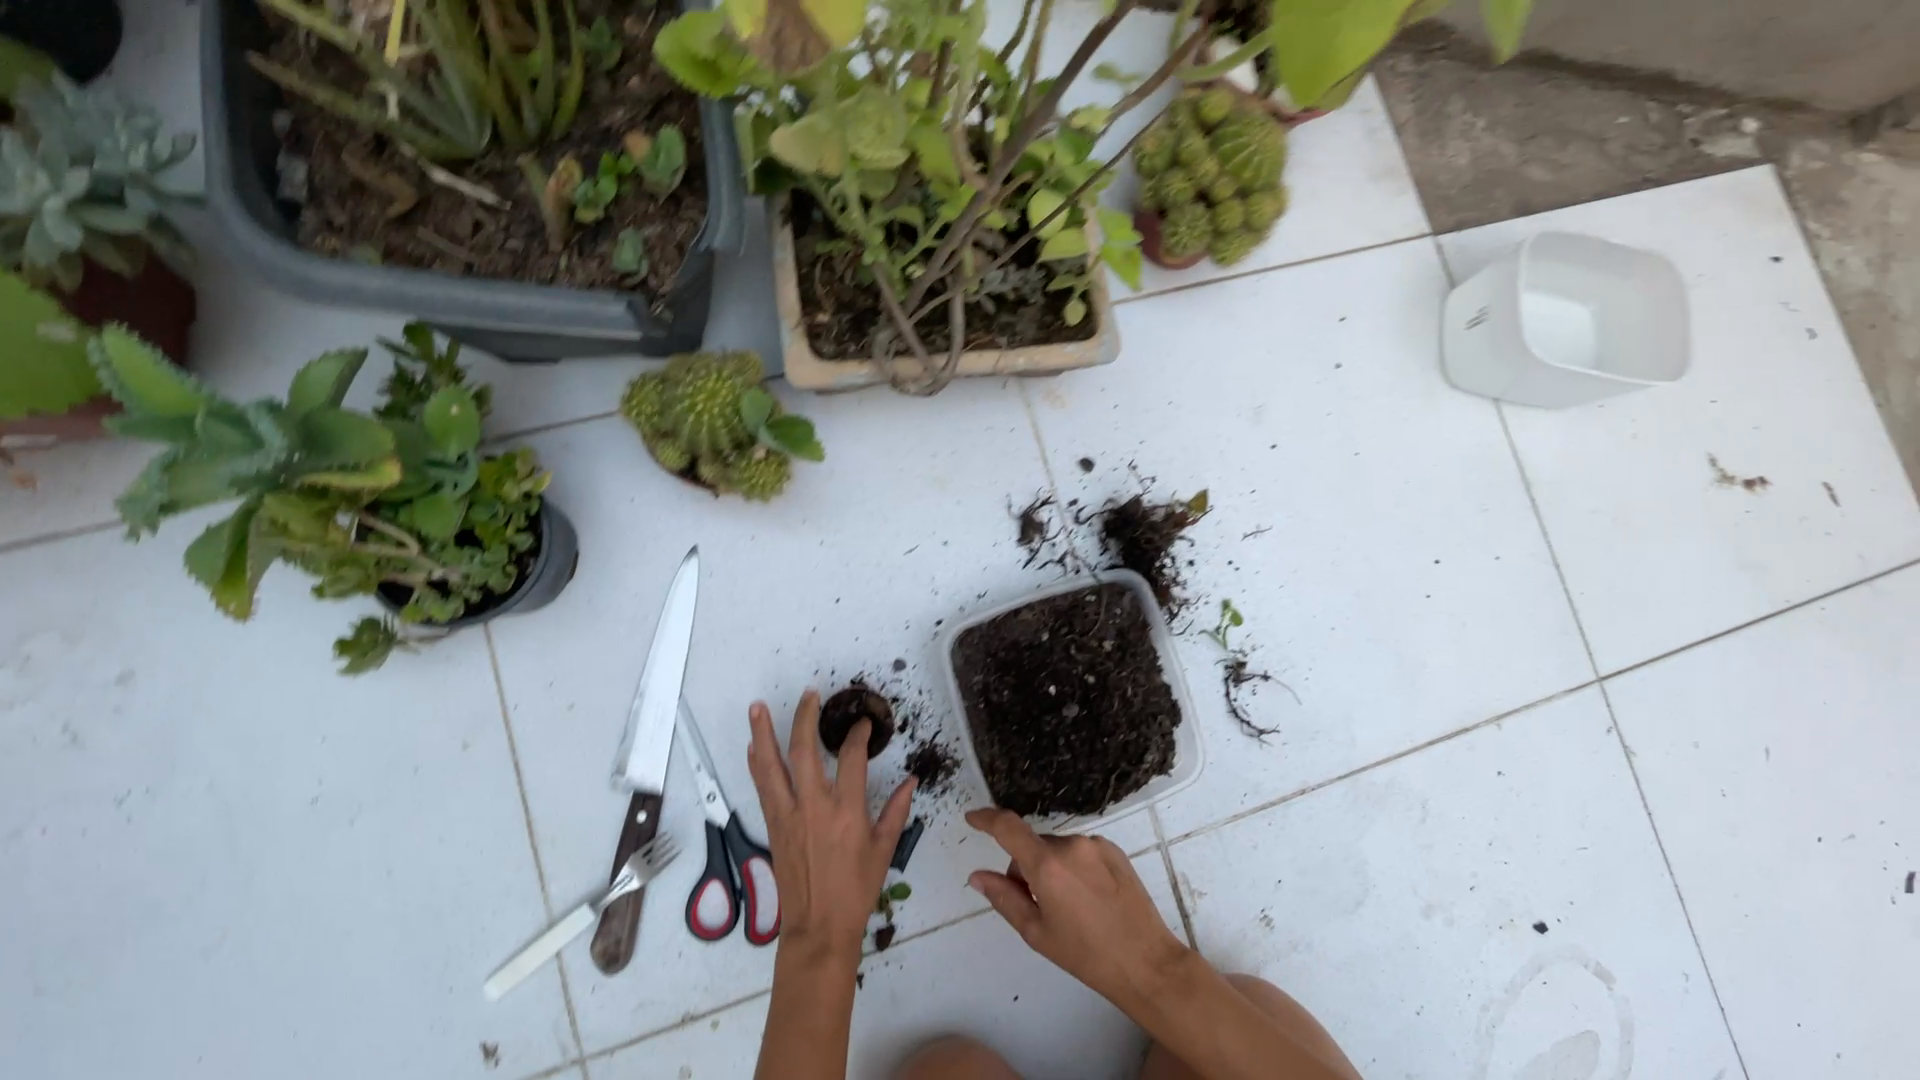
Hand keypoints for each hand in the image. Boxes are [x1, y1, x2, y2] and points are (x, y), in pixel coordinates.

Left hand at [748, 691, 915, 964]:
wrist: (818, 927)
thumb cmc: (856, 890)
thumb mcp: (884, 851)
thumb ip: (897, 811)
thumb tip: (912, 781)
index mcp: (847, 811)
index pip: (851, 758)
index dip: (857, 735)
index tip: (862, 724)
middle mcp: (814, 806)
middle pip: (804, 751)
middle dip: (805, 718)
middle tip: (810, 694)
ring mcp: (788, 814)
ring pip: (772, 765)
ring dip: (763, 733)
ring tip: (757, 707)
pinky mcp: (773, 825)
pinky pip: (762, 786)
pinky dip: (757, 763)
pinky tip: (754, 746)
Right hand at [966, 808, 1189, 1008]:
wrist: (1146, 962)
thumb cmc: (1086, 954)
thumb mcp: (1037, 932)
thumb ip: (1004, 898)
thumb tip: (977, 876)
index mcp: (1047, 865)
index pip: (1008, 828)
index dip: (986, 819)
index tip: (972, 818)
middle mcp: (1071, 845)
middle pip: (1034, 846)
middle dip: (1025, 869)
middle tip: (1035, 906)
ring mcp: (1096, 845)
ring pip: (1057, 849)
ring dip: (1051, 868)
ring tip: (1068, 908)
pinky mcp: (1115, 851)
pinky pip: (1081, 852)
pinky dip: (1073, 868)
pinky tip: (1088, 899)